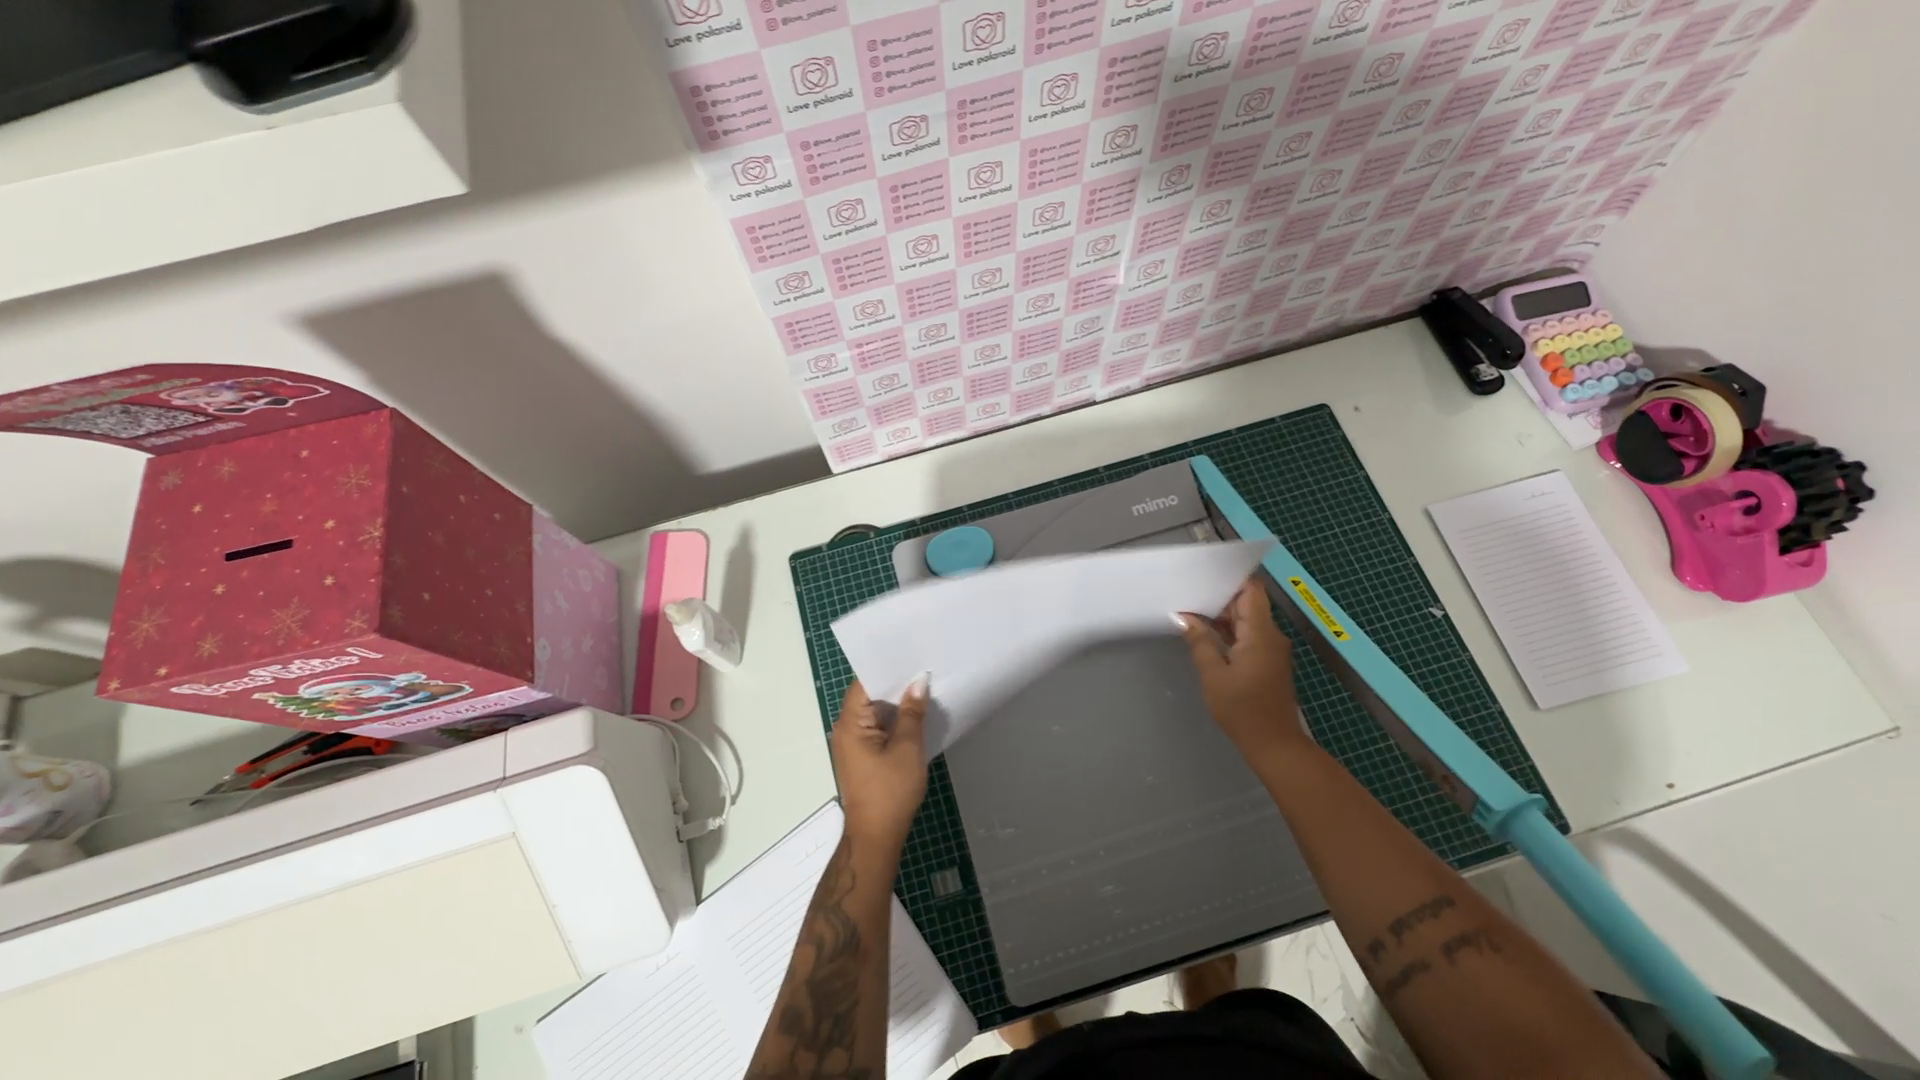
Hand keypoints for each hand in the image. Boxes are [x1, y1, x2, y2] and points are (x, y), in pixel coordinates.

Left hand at [830, 676, 929, 851]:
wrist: (876, 836)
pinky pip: (878, 730)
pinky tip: (917, 717)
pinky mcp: (863, 758)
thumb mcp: (907, 749)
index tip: (910, 655)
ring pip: (876, 714)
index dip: (887, 669)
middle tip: (924, 669)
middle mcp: (846, 730)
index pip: (864, 683)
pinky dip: (895, 723)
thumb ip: (912, 713)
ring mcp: (854, 745)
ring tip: (925, 688)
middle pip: (870, 697)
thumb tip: (918, 683)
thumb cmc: (890, 792)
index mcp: (850, 724)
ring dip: (898, 705)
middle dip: (896, 685)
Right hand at [1177, 580, 1307, 754]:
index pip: (1251, 590)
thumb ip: (1200, 642)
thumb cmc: (1242, 709)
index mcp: (1260, 633)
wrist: (1274, 743)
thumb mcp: (1213, 675)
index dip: (1230, 579)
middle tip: (1188, 595)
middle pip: (1247, 604)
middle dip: (1219, 599)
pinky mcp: (1269, 661)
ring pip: (1247, 621)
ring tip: (1191, 614)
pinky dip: (1230, 634)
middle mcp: (1271, 635)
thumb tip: (1185, 617)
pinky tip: (1207, 637)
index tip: (1204, 576)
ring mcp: (1272, 649)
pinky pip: (1249, 637)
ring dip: (1222, 618)